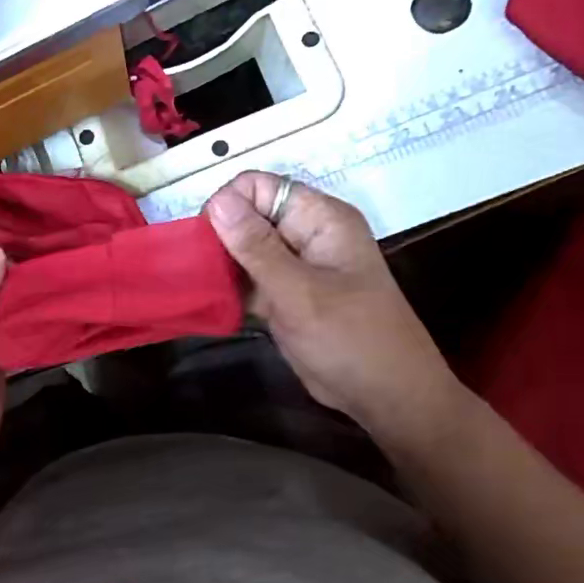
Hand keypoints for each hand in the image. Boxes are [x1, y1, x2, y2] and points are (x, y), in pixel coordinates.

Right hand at [204, 171, 465, 439]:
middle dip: (219, 235)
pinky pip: (248, 277)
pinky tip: (208, 299)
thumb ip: (256, 246)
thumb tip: (217, 200)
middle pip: (247, 215)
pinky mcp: (284, 294)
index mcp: (320, 218)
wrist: (385, 396)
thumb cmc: (350, 338)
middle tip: (198, 268)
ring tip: (199, 284)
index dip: (228, 205)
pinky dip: (229, 286)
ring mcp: (294, 265)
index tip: (207, 240)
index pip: (259, 187)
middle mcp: (306, 234)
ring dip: (220, 263)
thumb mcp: (298, 291)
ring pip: (243, 248)